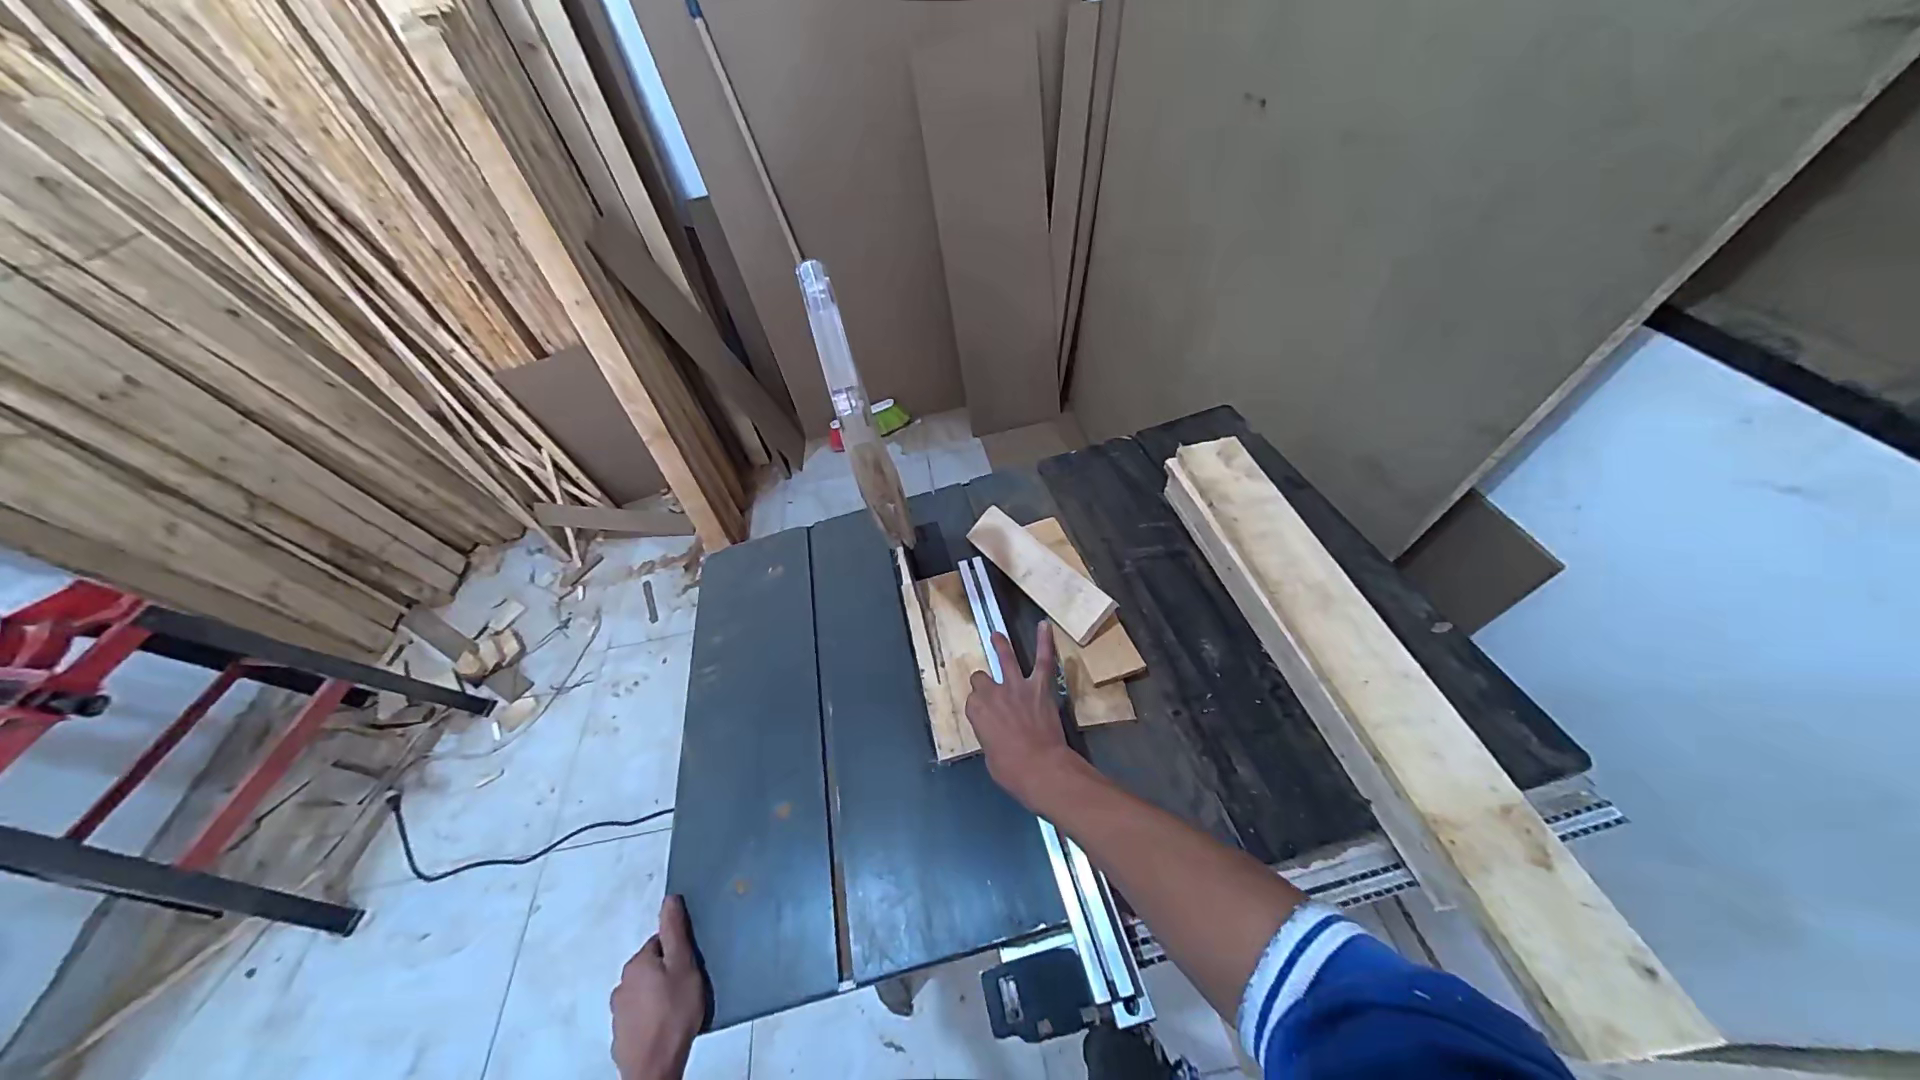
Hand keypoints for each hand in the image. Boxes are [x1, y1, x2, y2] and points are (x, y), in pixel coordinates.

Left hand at [611, 895, 706, 1079]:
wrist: (654, 1067)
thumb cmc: (675, 1011)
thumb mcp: (684, 964)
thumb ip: (675, 931)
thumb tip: (669, 899)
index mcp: (637, 963)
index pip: (660, 943)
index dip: (679, 952)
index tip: (691, 966)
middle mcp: (622, 984)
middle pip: (652, 966)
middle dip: (669, 972)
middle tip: (688, 985)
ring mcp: (619, 1011)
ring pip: (645, 991)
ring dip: (659, 994)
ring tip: (679, 1008)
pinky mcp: (621, 1035)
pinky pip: (640, 1015)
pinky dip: (652, 1016)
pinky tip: (667, 1026)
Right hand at [965, 622, 1084, 809]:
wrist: (1041, 768)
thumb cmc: (1012, 771)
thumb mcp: (990, 756)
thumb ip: (991, 735)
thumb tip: (1000, 733)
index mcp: (976, 711)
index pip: (973, 701)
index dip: (979, 708)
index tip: (986, 717)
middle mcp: (992, 693)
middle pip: (982, 679)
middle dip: (985, 683)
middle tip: (993, 692)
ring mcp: (1016, 686)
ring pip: (1006, 659)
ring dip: (1001, 645)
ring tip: (997, 635)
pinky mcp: (1040, 687)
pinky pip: (1043, 660)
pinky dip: (1044, 642)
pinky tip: (1044, 626)